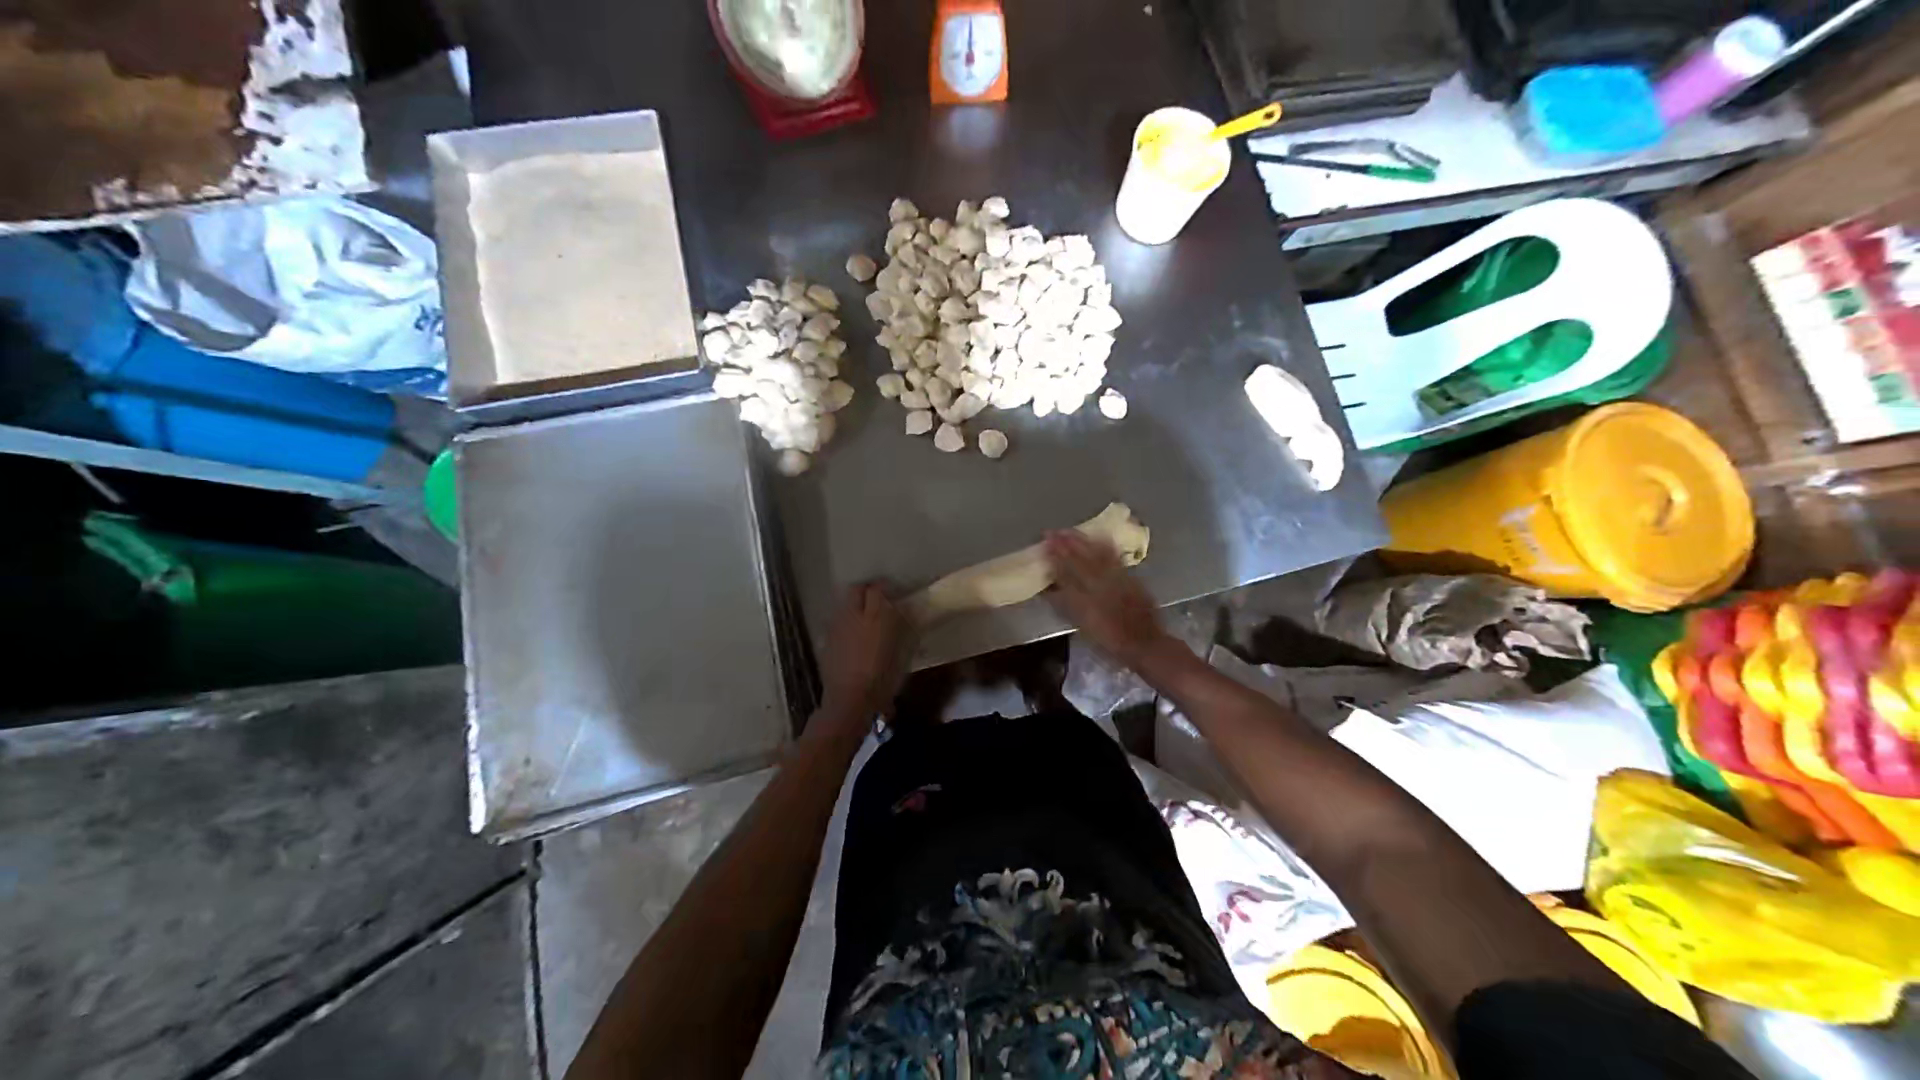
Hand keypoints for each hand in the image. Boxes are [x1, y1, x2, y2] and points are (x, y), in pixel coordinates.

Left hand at [818, 582, 910, 718]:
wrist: (849, 700)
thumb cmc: (882, 680)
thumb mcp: (903, 655)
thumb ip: (906, 629)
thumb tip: (910, 610)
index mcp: (877, 617)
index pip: (879, 589)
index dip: (887, 589)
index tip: (895, 595)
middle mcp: (854, 615)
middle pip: (857, 589)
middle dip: (867, 591)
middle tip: (878, 602)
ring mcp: (837, 626)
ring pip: (845, 604)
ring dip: (855, 605)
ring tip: (865, 619)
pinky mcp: (826, 639)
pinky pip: (837, 621)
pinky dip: (845, 622)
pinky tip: (852, 636)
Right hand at [1044, 530, 1169, 666]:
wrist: (1145, 643)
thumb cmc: (1109, 640)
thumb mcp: (1082, 626)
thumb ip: (1065, 605)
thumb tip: (1048, 589)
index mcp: (1084, 595)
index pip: (1065, 569)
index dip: (1054, 555)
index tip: (1044, 543)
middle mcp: (1099, 582)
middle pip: (1079, 557)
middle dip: (1064, 543)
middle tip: (1052, 532)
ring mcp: (1116, 577)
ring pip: (1096, 553)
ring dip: (1082, 540)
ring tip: (1070, 532)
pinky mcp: (1130, 577)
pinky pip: (1113, 556)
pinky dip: (1103, 545)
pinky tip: (1099, 538)